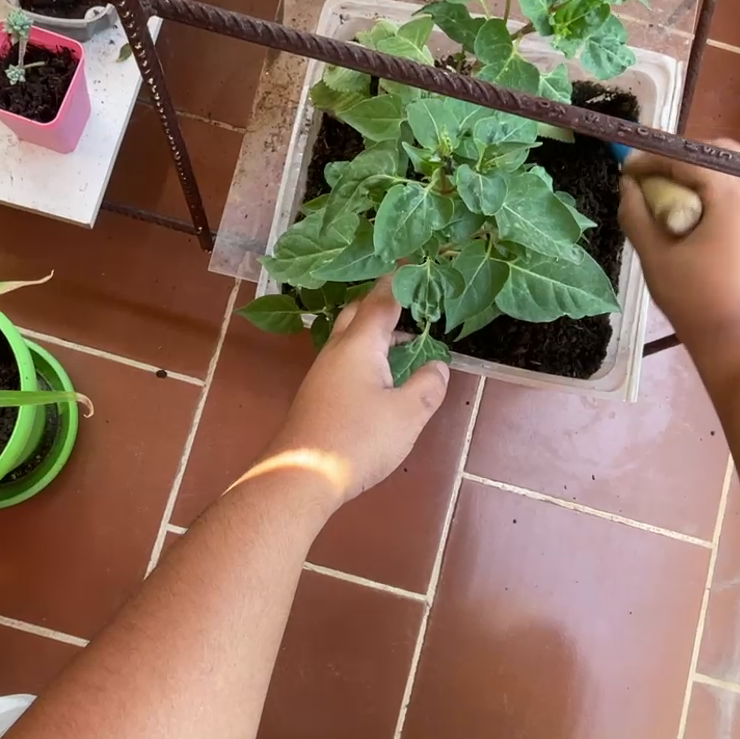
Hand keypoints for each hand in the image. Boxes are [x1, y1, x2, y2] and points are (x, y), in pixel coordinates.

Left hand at [260, 277, 449, 506]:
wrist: (301, 475)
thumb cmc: (358, 439)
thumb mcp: (407, 414)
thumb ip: (427, 385)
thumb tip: (438, 365)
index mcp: (359, 344)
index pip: (382, 300)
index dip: (399, 281)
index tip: (413, 263)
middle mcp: (337, 350)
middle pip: (359, 313)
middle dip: (384, 303)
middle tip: (413, 302)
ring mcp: (323, 372)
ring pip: (350, 338)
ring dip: (377, 333)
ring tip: (406, 340)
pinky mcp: (319, 394)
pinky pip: (346, 360)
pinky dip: (368, 355)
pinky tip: (383, 375)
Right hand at [618, 138, 739, 353]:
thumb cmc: (695, 297)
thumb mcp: (655, 254)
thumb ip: (636, 212)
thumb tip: (628, 185)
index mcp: (736, 191)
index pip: (688, 156)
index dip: (652, 158)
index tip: (624, 168)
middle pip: (718, 152)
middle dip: (680, 160)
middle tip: (649, 183)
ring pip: (733, 167)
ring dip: (699, 174)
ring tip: (669, 200)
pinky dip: (718, 189)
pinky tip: (695, 215)